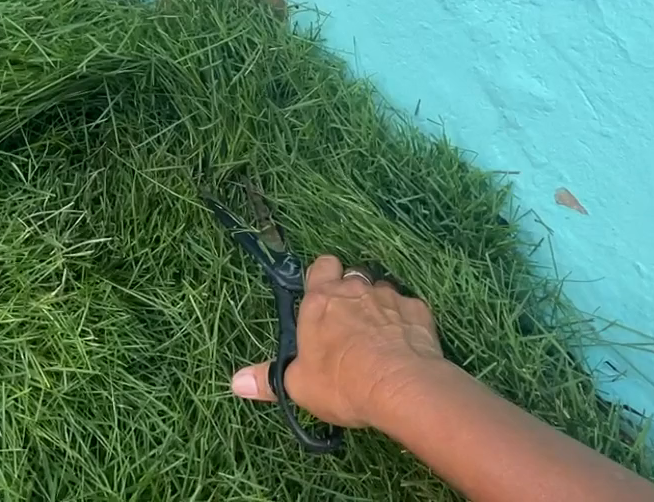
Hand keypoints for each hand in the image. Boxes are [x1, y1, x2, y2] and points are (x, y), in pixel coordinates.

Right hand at [229, 254, 446, 428]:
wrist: (401, 387)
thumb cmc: (341, 382)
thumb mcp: (298, 385)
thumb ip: (267, 379)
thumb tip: (235, 383)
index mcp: (320, 300)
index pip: (321, 265)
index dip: (323, 276)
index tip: (323, 297)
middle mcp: (353, 289)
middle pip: (352, 273)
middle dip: (351, 290)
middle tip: (349, 319)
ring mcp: (388, 297)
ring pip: (382, 289)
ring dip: (379, 306)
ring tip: (380, 334)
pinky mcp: (418, 311)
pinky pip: (411, 308)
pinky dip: (407, 321)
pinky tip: (407, 343)